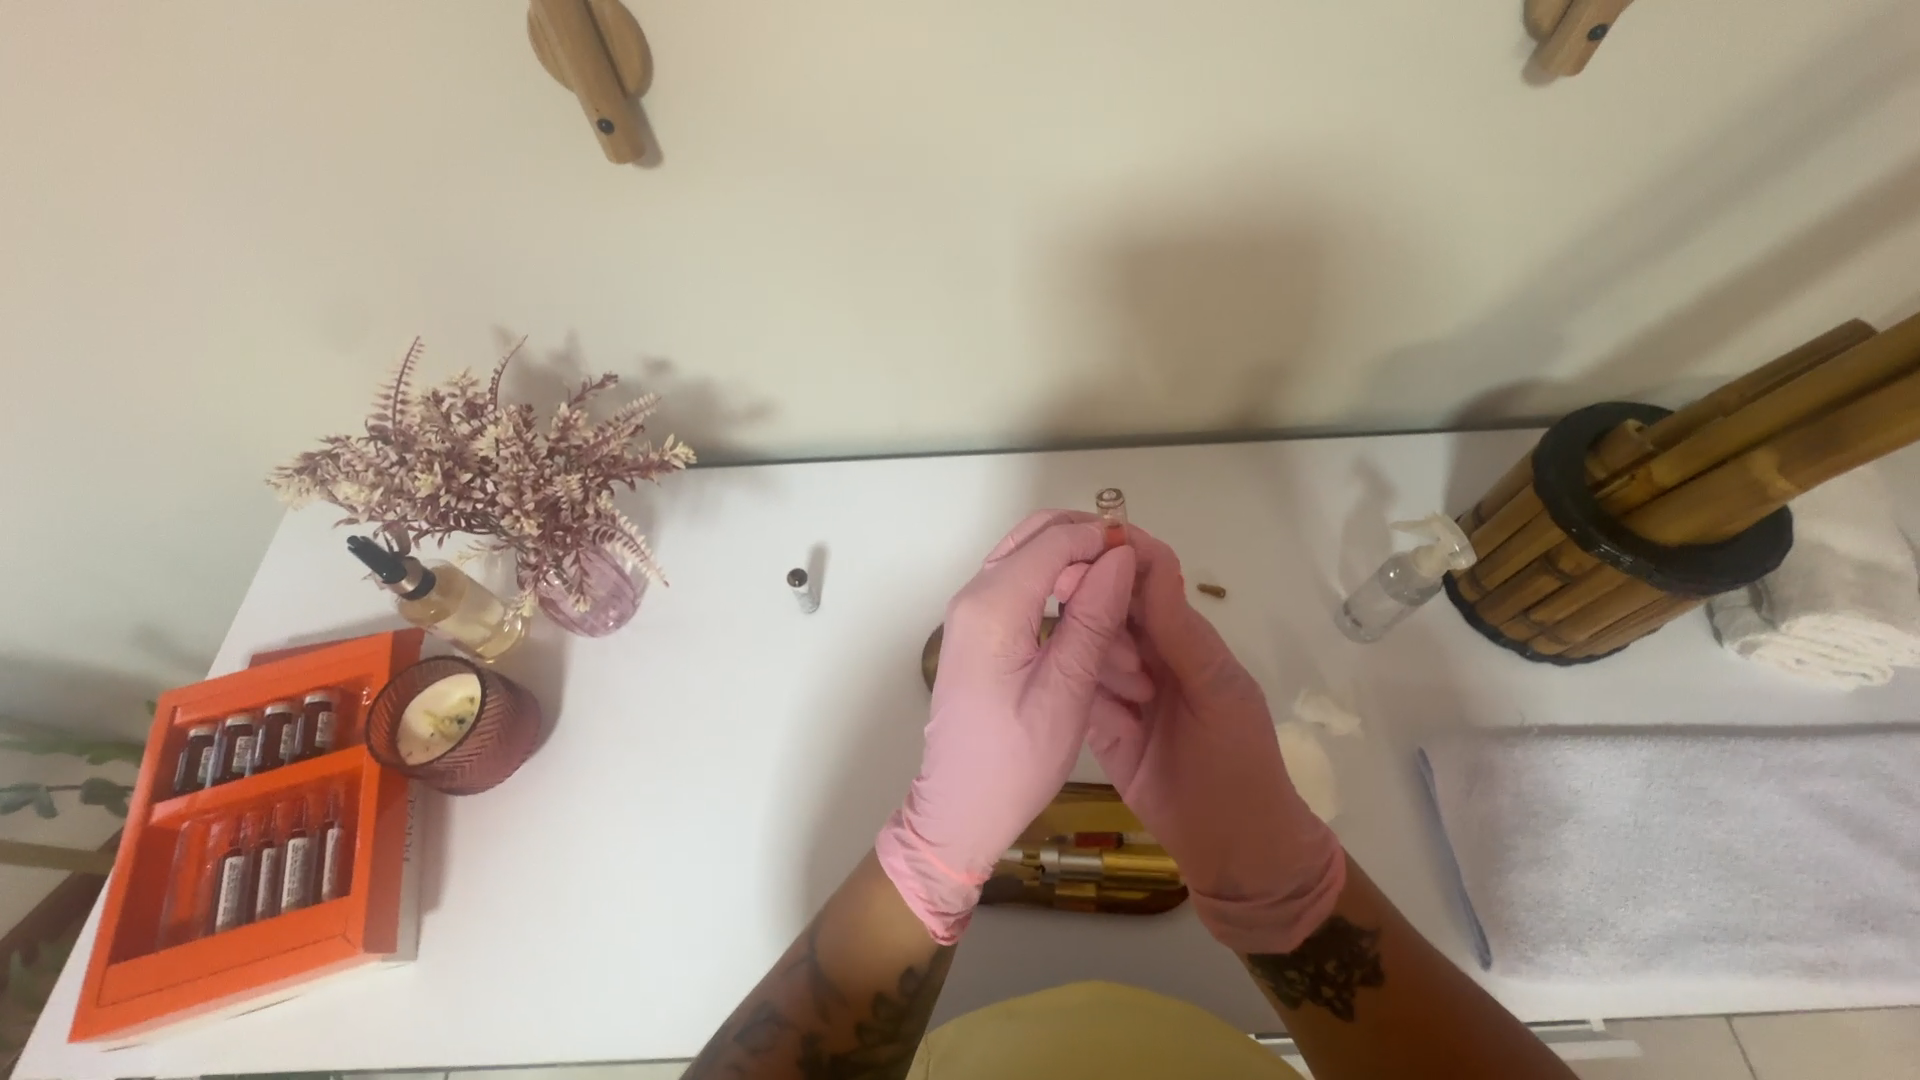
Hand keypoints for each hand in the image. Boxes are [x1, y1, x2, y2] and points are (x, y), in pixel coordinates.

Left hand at [877, 511, 1138, 943]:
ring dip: (1080, 581)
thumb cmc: (1014, 762)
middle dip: (1090, 550)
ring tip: (1125, 632)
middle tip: (1138, 585)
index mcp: (992, 607)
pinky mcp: (979, 632)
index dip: (1102, 538)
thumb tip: (1120, 556)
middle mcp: (974, 597)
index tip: (1148, 556)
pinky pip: (1024, 593)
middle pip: (1037, 538)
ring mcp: (972, 613)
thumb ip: (1093, 618)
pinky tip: (1097, 641)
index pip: (1054, 540)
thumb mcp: (1066, 693)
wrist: (958, 810)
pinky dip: (1062, 603)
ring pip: (1033, 563)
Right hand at [1088, 525, 1344, 953]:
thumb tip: (1145, 561)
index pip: (1149, 579)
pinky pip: (1074, 690)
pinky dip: (1072, 687)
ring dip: (1091, 654)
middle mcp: (1148, 654)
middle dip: (1096, 604)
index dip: (1122, 555)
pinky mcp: (1097, 725)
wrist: (1231, 849)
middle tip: (1086, 620)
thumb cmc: (1239, 764)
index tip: (1087, 544)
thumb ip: (1180, 630)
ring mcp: (1119, 690)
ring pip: (1086, 645)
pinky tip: (1069, 690)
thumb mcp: (1219, 691)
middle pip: (1109, 605)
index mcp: (1184, 637)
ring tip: (1117, 689)